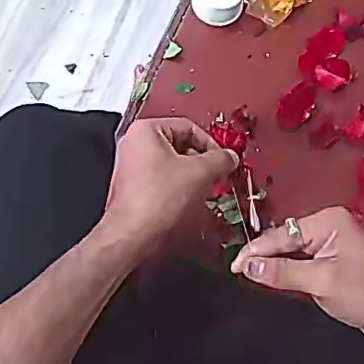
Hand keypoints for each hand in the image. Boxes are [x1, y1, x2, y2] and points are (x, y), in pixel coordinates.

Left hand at [100, 118, 236, 252]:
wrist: (133, 236)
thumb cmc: (162, 197)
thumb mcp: (200, 172)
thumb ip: (220, 159)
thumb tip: (231, 157)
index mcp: (146, 130)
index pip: (188, 127)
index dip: (211, 144)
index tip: (224, 161)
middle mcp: (135, 144)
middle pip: (181, 146)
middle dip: (203, 162)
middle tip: (218, 177)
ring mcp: (132, 166)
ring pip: (174, 164)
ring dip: (195, 176)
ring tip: (208, 192)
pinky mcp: (134, 188)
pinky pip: (163, 179)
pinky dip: (181, 187)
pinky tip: (192, 201)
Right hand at [231, 207, 363, 345]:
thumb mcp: (320, 283)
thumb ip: (282, 272)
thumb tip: (248, 266)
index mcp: (331, 220)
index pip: (284, 233)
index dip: (256, 250)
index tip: (234, 265)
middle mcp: (332, 222)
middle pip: (288, 237)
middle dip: (265, 254)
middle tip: (238, 271)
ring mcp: (335, 237)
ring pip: (295, 247)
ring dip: (276, 261)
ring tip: (250, 273)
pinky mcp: (336, 253)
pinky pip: (306, 255)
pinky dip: (290, 266)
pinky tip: (274, 274)